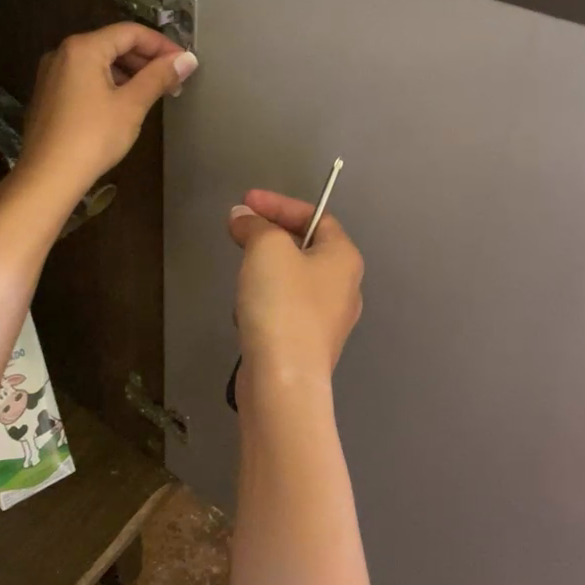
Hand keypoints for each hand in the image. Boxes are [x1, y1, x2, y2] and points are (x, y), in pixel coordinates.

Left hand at [17, 23, 196, 193]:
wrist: (47, 178)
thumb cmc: (93, 137)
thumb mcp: (131, 105)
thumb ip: (159, 76)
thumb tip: (187, 59)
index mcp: (83, 48)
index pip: (130, 32)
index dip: (162, 44)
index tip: (184, 62)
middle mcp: (63, 53)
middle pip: (113, 44)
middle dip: (146, 60)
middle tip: (173, 81)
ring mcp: (52, 74)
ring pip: (99, 62)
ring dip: (129, 73)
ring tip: (154, 93)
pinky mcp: (49, 94)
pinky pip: (85, 77)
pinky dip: (109, 83)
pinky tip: (125, 103)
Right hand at [227, 190, 363, 389]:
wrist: (283, 382)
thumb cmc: (282, 304)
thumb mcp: (266, 248)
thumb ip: (255, 225)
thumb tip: (242, 216)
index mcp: (344, 258)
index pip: (316, 216)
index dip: (279, 204)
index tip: (245, 202)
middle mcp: (345, 288)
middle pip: (304, 248)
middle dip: (268, 238)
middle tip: (239, 234)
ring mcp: (328, 321)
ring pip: (290, 281)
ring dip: (263, 274)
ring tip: (242, 280)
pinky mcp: (308, 347)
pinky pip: (283, 311)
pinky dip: (263, 305)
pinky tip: (245, 315)